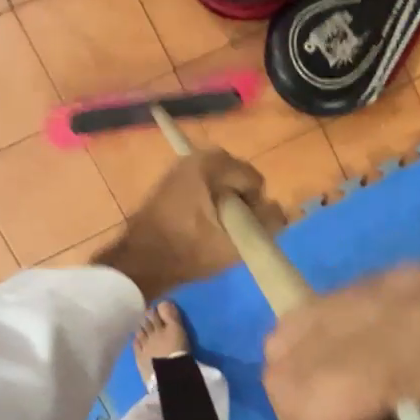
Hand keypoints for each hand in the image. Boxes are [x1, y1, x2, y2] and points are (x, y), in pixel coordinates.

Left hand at [94, 149, 283, 301]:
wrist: (141, 262)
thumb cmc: (189, 252)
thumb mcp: (237, 243)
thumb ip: (269, 222)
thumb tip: (279, 210)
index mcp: (211, 165)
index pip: (254, 180)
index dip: (255, 206)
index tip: (242, 228)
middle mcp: (195, 157)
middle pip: (238, 177)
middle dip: (241, 201)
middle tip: (231, 228)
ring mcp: (180, 167)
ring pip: (221, 182)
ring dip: (226, 202)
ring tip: (216, 228)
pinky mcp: (170, 181)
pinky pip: (204, 185)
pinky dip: (209, 201)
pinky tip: (200, 225)